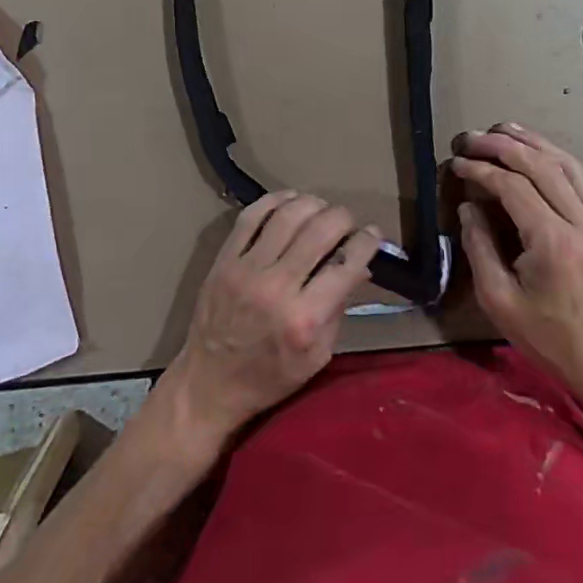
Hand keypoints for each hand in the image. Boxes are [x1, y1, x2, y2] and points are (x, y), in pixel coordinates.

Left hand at [159, 192, 382, 448]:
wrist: (210, 381)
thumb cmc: (270, 376)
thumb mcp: (317, 357)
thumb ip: (338, 310)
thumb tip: (358, 268)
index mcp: (304, 318)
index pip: (345, 265)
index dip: (366, 243)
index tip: (373, 235)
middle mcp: (276, 288)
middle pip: (319, 231)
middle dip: (343, 218)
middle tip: (349, 221)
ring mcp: (246, 269)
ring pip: (286, 216)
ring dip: (312, 204)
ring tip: (322, 208)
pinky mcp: (224, 259)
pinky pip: (250, 217)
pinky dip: (275, 201)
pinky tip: (290, 200)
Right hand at [449, 123, 582, 404]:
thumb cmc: (547, 337)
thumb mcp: (498, 299)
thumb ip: (479, 247)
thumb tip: (469, 207)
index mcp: (554, 243)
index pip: (514, 187)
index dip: (481, 170)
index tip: (456, 163)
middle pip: (543, 167)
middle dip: (504, 146)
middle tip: (472, 137)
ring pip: (569, 166)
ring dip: (534, 143)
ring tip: (504, 129)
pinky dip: (559, 160)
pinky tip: (540, 153)